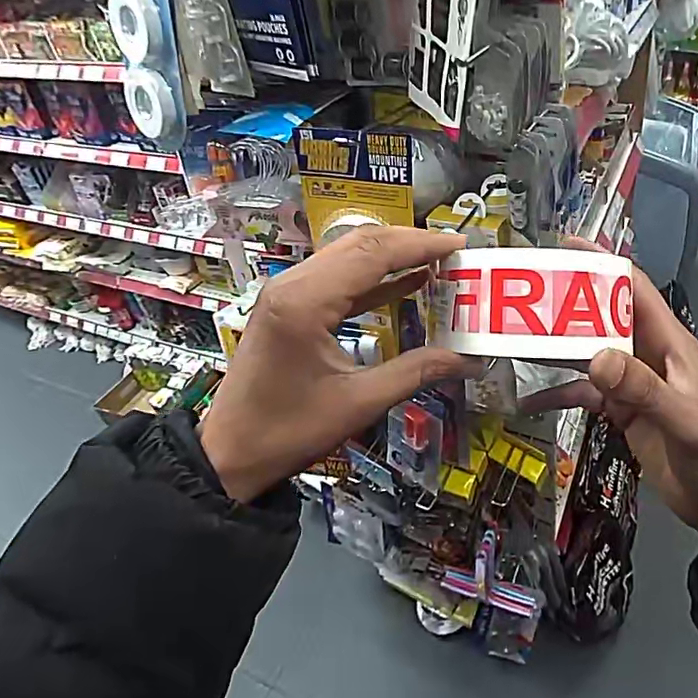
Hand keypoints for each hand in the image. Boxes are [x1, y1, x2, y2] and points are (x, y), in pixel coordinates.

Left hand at [198, 226, 481, 502]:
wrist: (229, 453)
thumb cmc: (288, 431)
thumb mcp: (358, 403)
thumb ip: (415, 372)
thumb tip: (468, 361)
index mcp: (306, 301)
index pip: (373, 253)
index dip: (421, 245)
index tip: (460, 247)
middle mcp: (293, 284)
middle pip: (360, 244)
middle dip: (411, 243)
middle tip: (456, 254)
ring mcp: (289, 292)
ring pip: (349, 256)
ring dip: (394, 257)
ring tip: (439, 263)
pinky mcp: (291, 306)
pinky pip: (339, 279)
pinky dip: (375, 279)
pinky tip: (408, 283)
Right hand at [523, 241, 697, 593]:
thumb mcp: (682, 418)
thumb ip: (642, 388)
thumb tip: (595, 358)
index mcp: (668, 341)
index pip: (633, 287)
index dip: (602, 262)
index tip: (563, 248)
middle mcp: (646, 352)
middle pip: (602, 314)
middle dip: (567, 301)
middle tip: (524, 293)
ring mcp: (631, 379)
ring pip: (588, 349)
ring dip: (557, 343)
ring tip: (517, 335)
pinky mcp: (619, 406)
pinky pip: (583, 389)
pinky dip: (559, 389)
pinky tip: (531, 395)